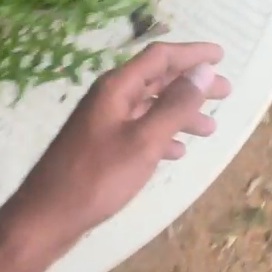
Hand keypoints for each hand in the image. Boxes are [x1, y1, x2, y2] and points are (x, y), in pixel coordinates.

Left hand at [0, 42, 231, 262]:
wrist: (46, 217)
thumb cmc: (97, 177)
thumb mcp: (144, 141)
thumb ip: (176, 106)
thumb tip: (204, 71)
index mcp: (117, 87)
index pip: (160, 57)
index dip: (192, 54)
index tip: (221, 55)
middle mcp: (110, 97)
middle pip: (157, 79)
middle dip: (192, 83)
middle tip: (225, 91)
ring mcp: (103, 122)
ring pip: (150, 107)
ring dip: (180, 112)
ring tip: (209, 128)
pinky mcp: (101, 146)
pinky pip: (139, 130)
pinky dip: (162, 134)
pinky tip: (177, 151)